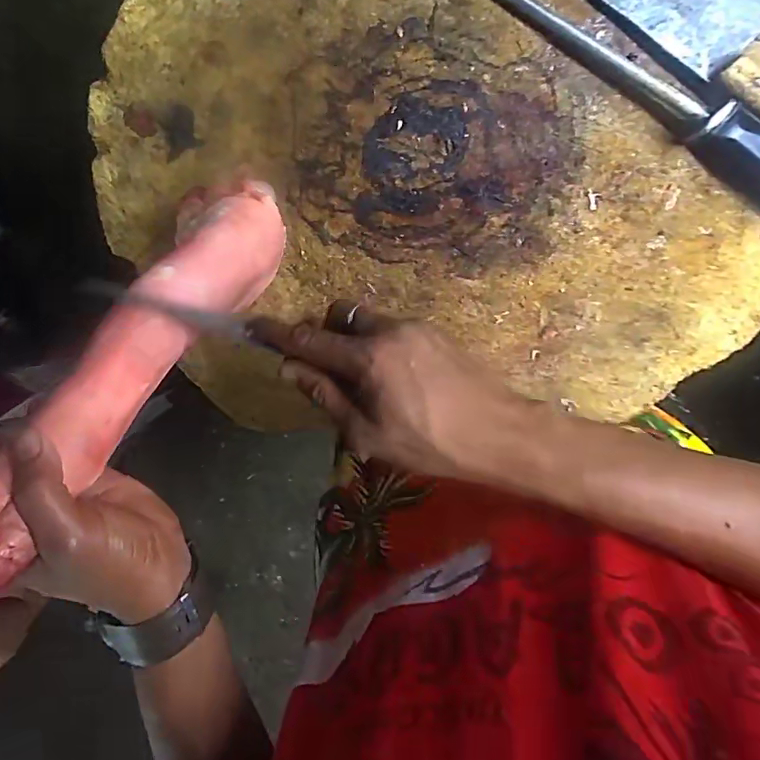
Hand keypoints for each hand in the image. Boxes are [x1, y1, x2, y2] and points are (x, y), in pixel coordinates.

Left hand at [4, 427, 188, 624]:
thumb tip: (21, 433)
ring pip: (11, 457)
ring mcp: (39, 491)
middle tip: (11, 434)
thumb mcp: (66, 537)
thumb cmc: (108, 565)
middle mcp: (11, 518)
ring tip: (27, 424)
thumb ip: (37, 490)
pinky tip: (40, 416)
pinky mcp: (68, 469)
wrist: (161, 558)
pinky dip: (39, 430)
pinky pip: (43, 445)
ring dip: (13, 437)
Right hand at [250, 301, 548, 479]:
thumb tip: (290, 370)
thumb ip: (327, 397)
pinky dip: (378, 343)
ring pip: (366, 319)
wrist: (506, 435)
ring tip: (365, 378)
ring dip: (352, 338)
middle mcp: (387, 330)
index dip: (278, 333)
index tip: (254, 326)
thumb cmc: (432, 445)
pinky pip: (391, 327)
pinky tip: (396, 378)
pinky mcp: (434, 331)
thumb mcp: (370, 435)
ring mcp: (414, 326)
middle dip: (322, 331)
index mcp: (367, 358)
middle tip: (324, 366)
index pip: (309, 339)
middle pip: (338, 314)